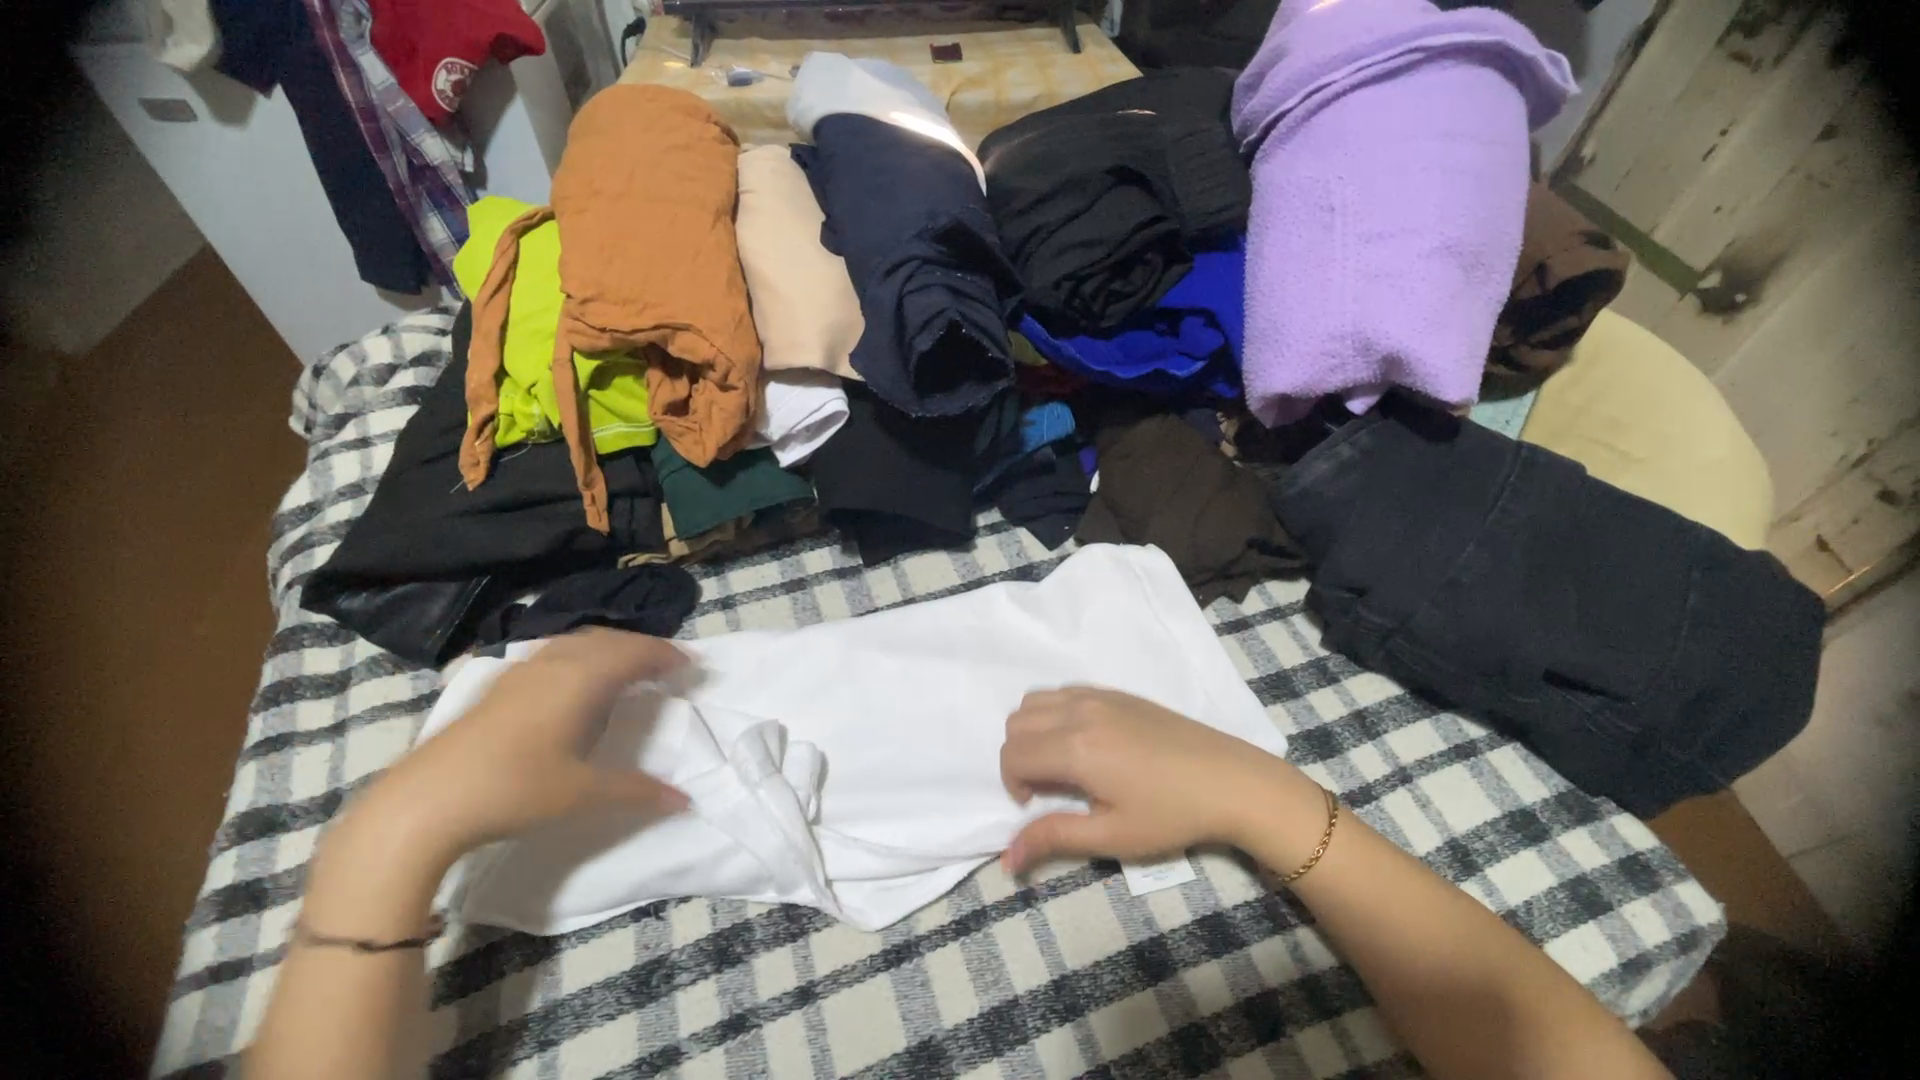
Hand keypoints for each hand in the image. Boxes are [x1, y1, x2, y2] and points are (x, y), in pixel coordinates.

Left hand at [359, 628, 692, 864]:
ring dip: (608, 648)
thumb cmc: (513, 790)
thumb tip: (685, 799)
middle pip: (607, 640)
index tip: (691, 664)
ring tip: (626, 667)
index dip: (666, 654)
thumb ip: (636, 791)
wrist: (423, 803)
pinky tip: (572, 680)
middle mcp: (553, 664)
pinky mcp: (496, 686)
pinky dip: (578, 656)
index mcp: (580, 679)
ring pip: (576, 643)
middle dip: (641, 647)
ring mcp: (520, 671)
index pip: (634, 653)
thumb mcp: (582, 794)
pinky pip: (552, 653)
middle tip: (666, 664)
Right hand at [998, 686, 1306, 873]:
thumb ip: (1053, 837)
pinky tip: (1084, 742)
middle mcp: (1079, 711)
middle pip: (1016, 722)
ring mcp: (1099, 696)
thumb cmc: (1171, 815)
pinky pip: (1063, 691)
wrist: (1231, 781)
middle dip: (1018, 757)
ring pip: (1035, 700)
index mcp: (1075, 748)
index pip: (1012, 753)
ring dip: (1032, 731)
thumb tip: (1007, 858)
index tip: (1038, 805)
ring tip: (1062, 763)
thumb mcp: (1111, 835)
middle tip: (1049, 788)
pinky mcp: (1117, 692)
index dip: (1013, 784)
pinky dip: (1054, 713)